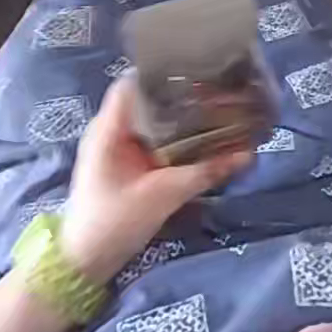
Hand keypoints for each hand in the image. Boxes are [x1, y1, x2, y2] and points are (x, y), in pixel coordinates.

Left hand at [57, 77, 250, 281]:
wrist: (84, 261)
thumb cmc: (114, 221)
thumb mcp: (163, 196)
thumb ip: (204, 172)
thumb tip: (247, 155)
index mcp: (108, 128)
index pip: (131, 82)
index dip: (161, 72)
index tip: (195, 70)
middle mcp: (108, 129)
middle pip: (143, 98)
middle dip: (177, 94)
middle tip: (214, 91)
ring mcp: (113, 146)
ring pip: (147, 118)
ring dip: (175, 116)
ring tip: (211, 110)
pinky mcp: (121, 162)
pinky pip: (148, 137)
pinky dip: (170, 135)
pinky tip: (196, 138)